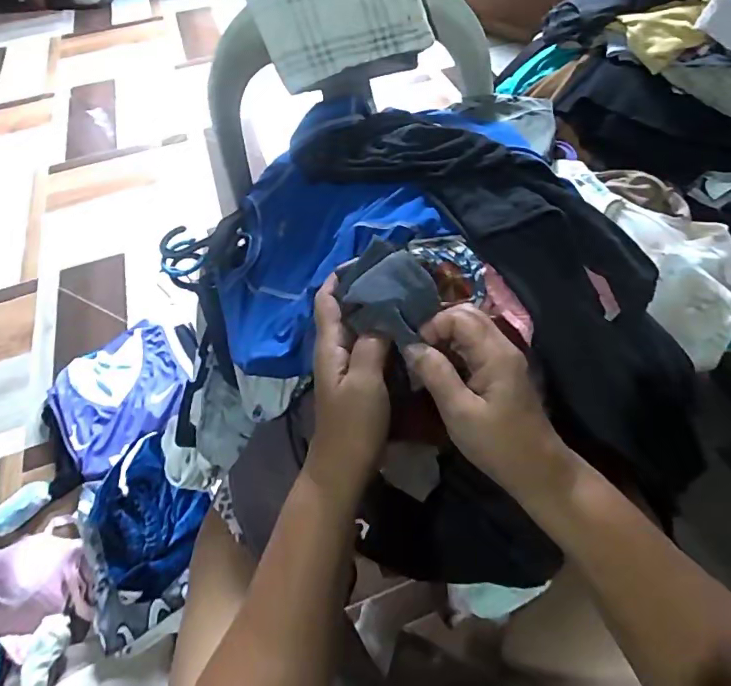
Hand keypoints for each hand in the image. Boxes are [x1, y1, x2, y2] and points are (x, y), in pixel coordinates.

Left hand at [305, 276, 390, 502]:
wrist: (343, 471)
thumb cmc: (352, 426)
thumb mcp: (365, 382)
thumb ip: (372, 344)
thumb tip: (381, 312)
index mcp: (330, 346)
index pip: (327, 301)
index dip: (340, 278)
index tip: (365, 260)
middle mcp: (334, 350)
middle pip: (343, 310)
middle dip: (363, 289)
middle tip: (394, 274)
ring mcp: (346, 366)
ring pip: (358, 327)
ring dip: (374, 310)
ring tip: (402, 294)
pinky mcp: (358, 380)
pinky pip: (368, 345)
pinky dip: (381, 331)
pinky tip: (403, 330)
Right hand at [405, 305, 576, 503]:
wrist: (539, 471)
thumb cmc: (499, 445)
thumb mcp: (460, 413)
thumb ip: (437, 375)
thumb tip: (412, 346)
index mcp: (495, 353)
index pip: (460, 315)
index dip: (434, 325)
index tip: (416, 351)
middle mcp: (503, 346)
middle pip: (468, 315)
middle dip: (438, 327)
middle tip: (418, 352)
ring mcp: (505, 357)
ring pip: (471, 329)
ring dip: (446, 338)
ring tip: (425, 362)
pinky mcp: (502, 370)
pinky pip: (476, 345)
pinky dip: (456, 350)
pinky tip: (442, 371)